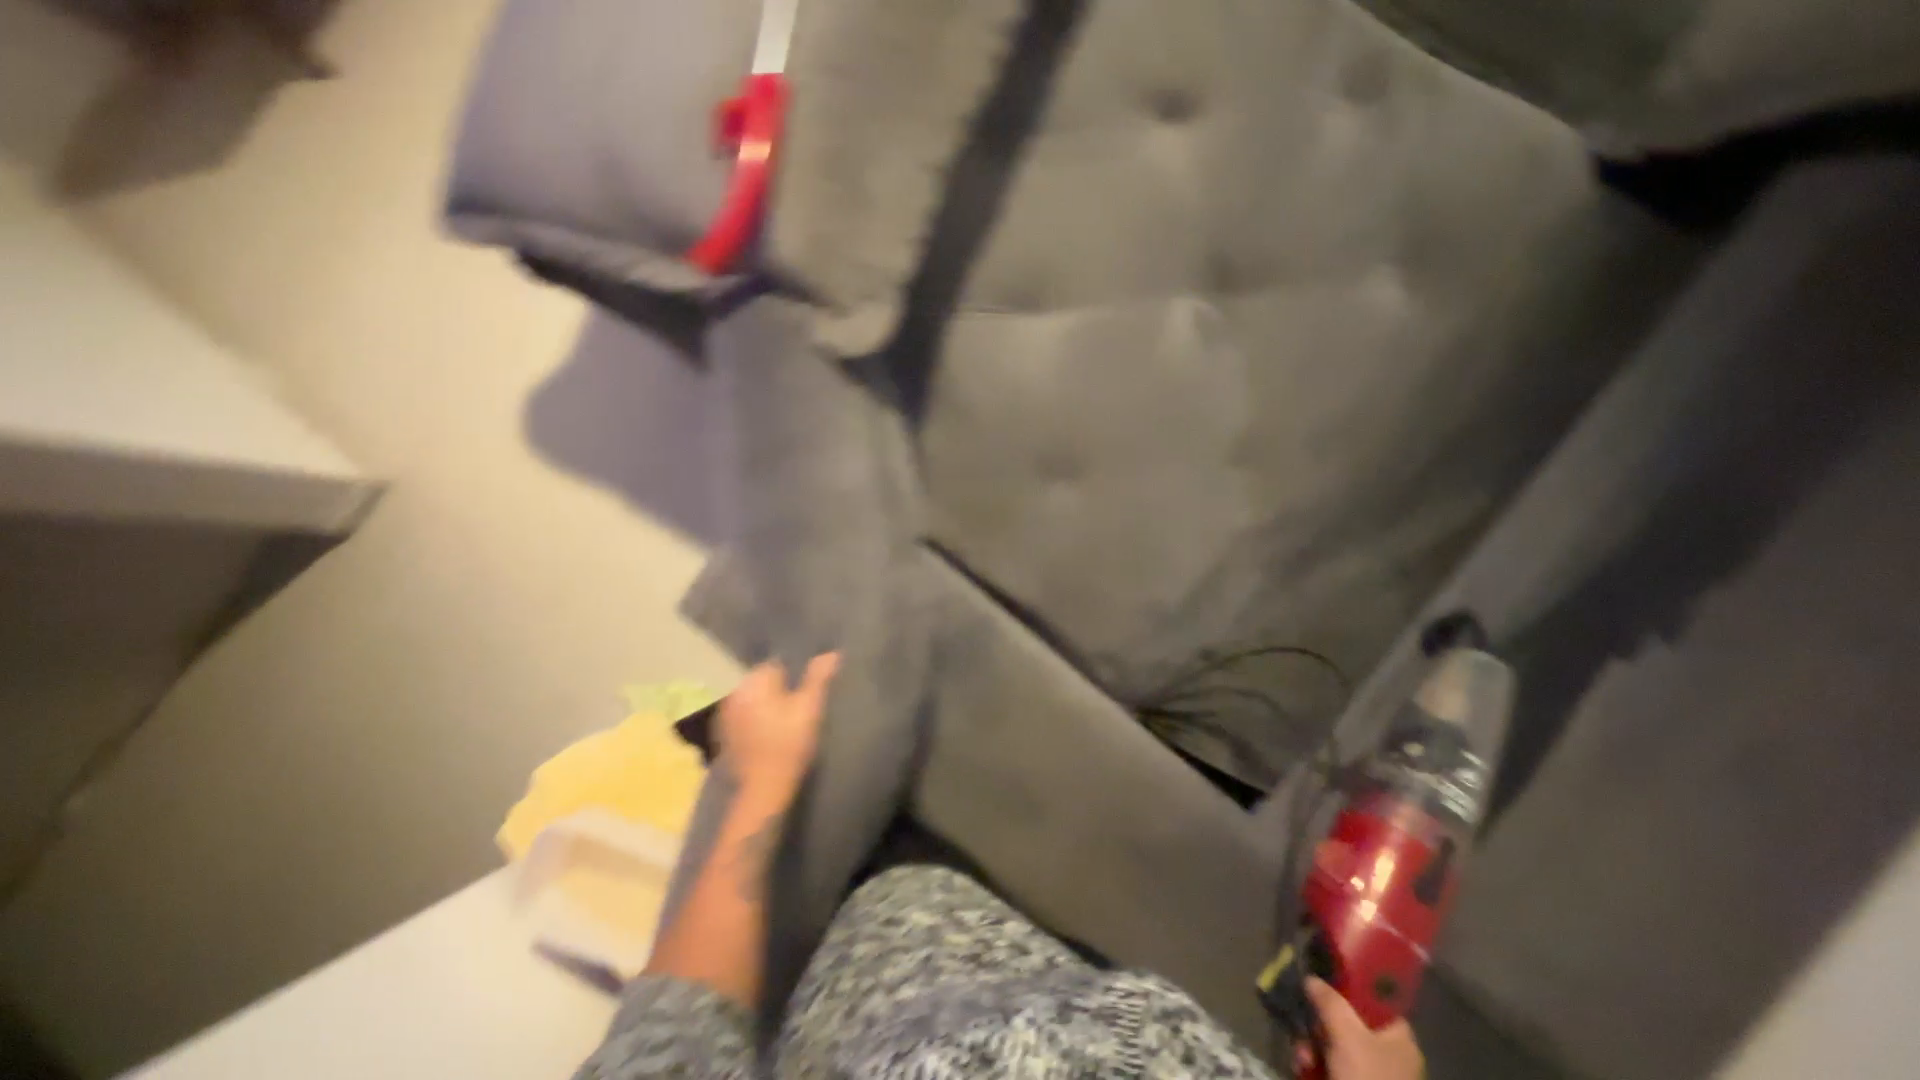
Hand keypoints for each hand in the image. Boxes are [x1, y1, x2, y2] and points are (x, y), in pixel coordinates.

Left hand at [717, 653, 839, 793]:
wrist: (763, 788)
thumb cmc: (790, 744)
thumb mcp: (810, 708)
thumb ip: (819, 678)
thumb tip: (832, 653)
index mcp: (755, 680)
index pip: (777, 663)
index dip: (794, 676)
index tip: (805, 692)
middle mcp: (735, 691)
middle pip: (762, 681)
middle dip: (777, 689)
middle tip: (797, 707)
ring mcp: (725, 714)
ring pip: (751, 699)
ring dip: (763, 704)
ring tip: (782, 722)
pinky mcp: (723, 734)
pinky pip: (742, 717)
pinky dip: (752, 721)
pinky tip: (765, 736)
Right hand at [1304, 978, 1424, 1079]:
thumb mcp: (1347, 1036)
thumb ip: (1330, 1002)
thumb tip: (1312, 979)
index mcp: (1399, 1038)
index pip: (1375, 1002)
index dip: (1348, 992)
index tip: (1322, 989)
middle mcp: (1387, 1055)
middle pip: (1347, 1024)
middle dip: (1320, 1027)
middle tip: (1306, 1032)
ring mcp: (1370, 1076)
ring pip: (1333, 1047)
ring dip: (1311, 1048)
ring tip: (1302, 1060)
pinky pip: (1329, 1069)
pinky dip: (1314, 1068)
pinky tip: (1302, 1070)